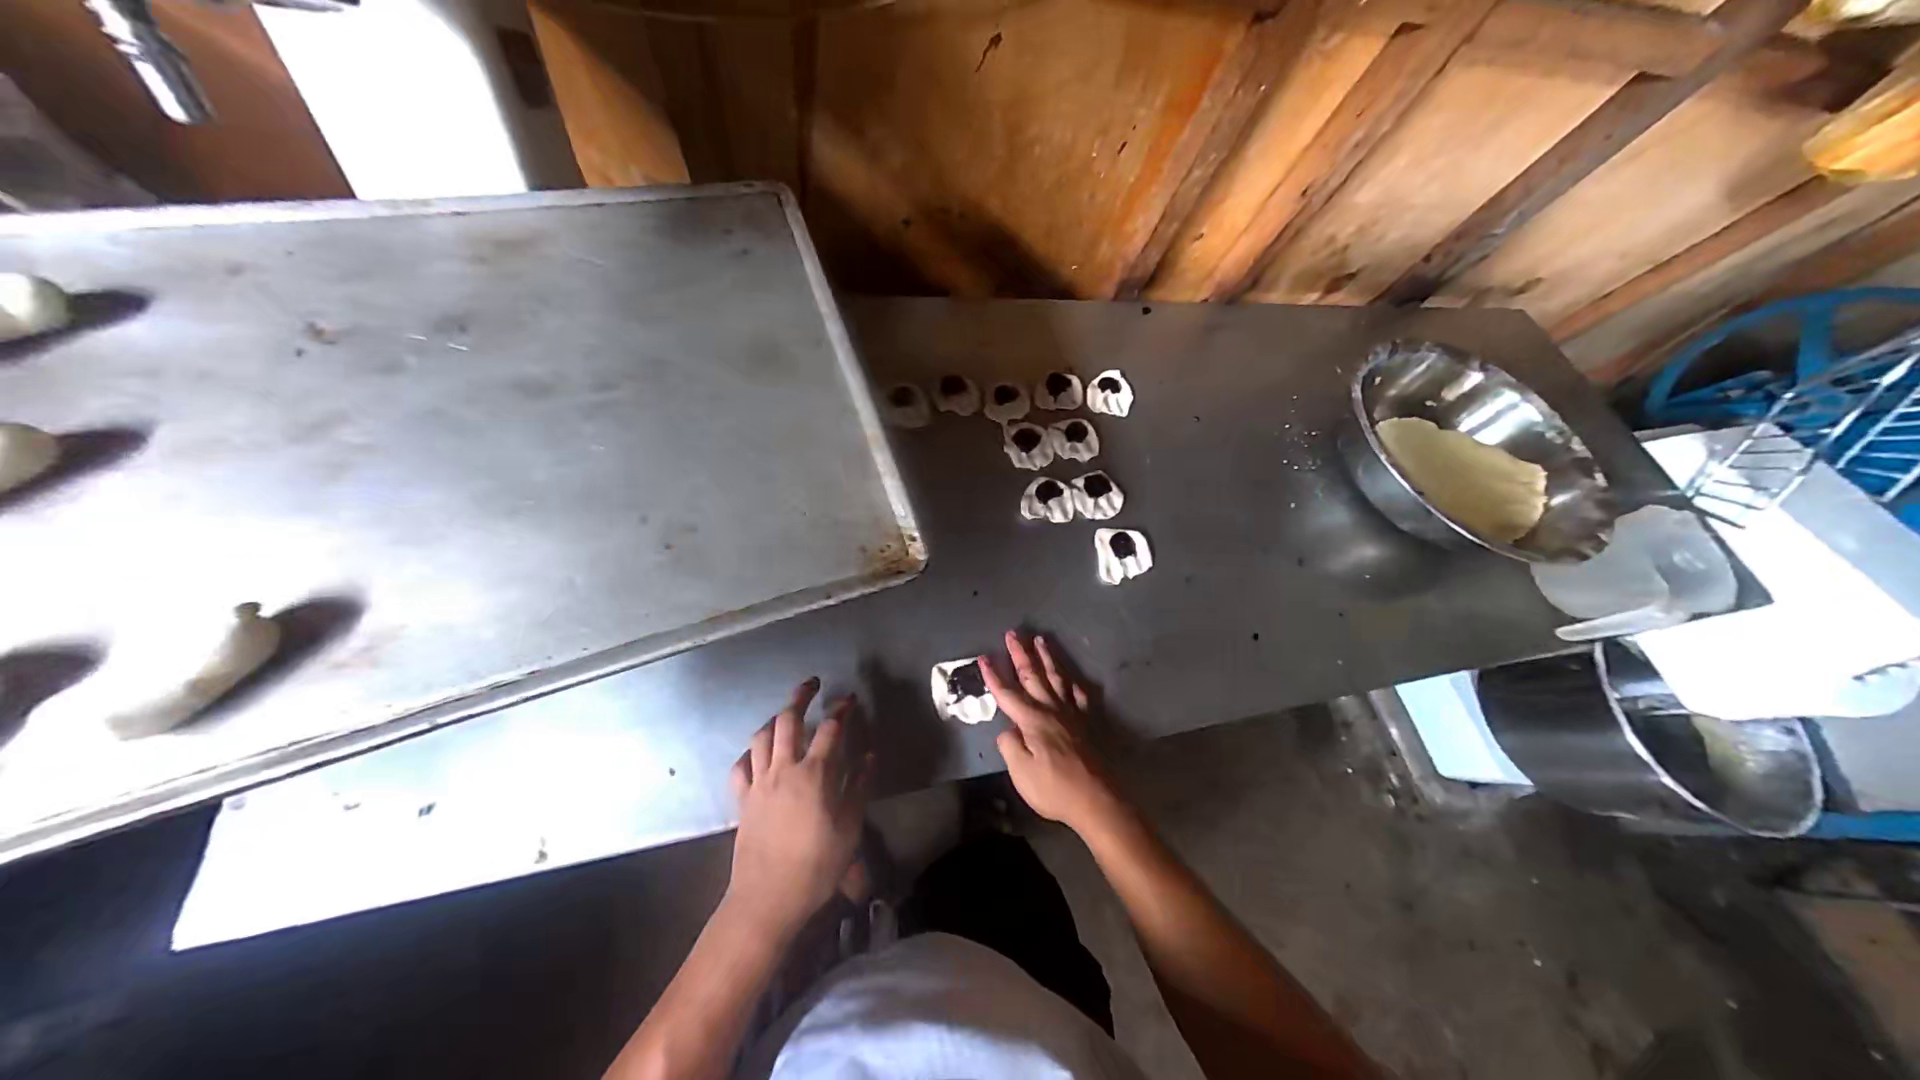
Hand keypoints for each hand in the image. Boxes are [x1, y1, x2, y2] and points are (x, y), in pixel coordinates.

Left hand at [725, 678, 873, 936]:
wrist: (768, 898)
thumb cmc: (816, 865)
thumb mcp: (849, 828)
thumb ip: (859, 787)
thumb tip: (870, 756)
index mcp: (814, 774)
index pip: (830, 729)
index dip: (842, 709)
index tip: (850, 698)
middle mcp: (784, 769)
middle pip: (788, 720)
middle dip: (800, 696)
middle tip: (812, 684)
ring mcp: (759, 782)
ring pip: (761, 736)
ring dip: (774, 719)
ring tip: (787, 714)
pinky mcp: (742, 799)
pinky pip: (741, 765)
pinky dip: (750, 752)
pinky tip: (758, 753)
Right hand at [982, 631, 1128, 835]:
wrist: (1096, 800)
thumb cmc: (1054, 788)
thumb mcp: (1021, 771)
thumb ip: (1010, 746)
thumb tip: (1009, 729)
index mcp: (1032, 721)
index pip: (1007, 694)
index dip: (993, 676)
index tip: (983, 657)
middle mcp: (1052, 710)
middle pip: (1033, 677)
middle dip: (1020, 654)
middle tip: (1012, 633)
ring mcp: (1071, 715)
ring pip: (1057, 679)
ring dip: (1047, 659)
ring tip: (1041, 640)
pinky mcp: (1086, 724)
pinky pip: (1079, 696)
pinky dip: (1074, 683)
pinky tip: (1072, 678)